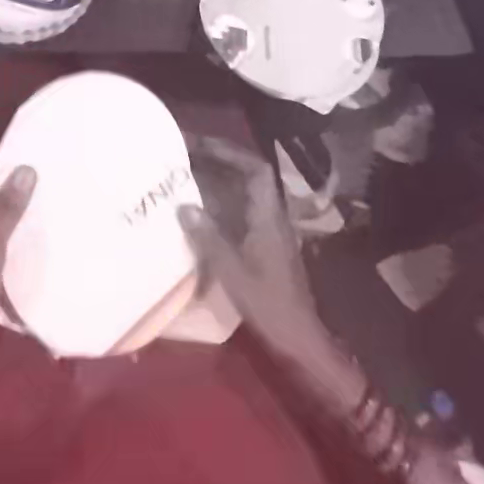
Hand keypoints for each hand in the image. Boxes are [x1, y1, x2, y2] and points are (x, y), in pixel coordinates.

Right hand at [179, 135, 333, 367]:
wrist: (299, 338)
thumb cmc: (268, 305)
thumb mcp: (233, 273)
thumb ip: (208, 238)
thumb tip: (183, 205)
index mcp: (268, 218)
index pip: (256, 171)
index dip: (230, 153)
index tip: (200, 145)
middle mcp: (271, 217)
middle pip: (249, 176)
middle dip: (220, 159)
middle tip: (186, 152)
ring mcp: (268, 230)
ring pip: (244, 192)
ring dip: (218, 178)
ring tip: (186, 170)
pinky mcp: (263, 244)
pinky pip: (240, 209)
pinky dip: (219, 200)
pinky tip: (197, 205)